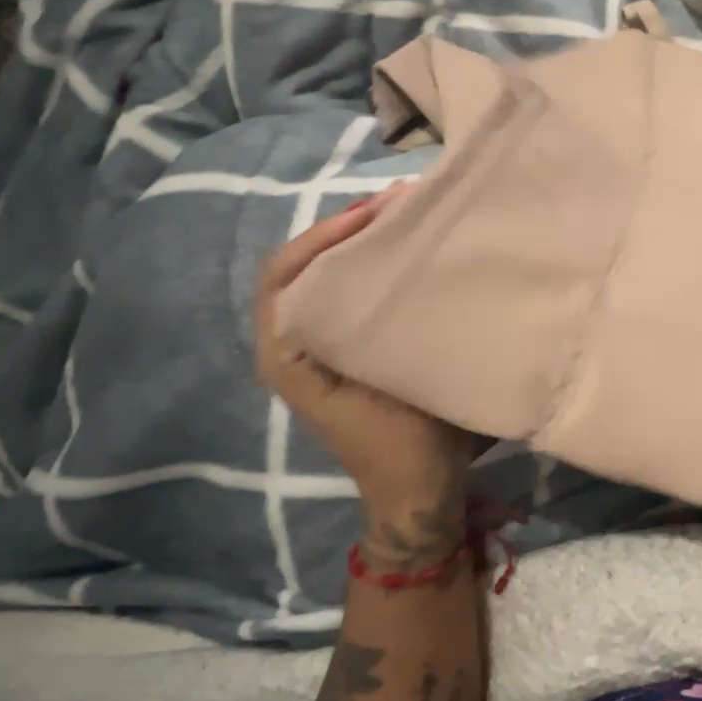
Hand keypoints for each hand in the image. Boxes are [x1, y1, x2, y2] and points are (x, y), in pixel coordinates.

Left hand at [254, 182, 487, 541]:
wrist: (416, 494)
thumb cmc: (403, 442)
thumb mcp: (388, 381)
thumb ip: (378, 323)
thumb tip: (393, 254)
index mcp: (286, 353)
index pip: (284, 271)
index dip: (325, 234)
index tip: (377, 212)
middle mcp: (291, 345)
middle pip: (304, 267)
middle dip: (345, 231)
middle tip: (397, 206)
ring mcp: (318, 350)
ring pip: (326, 278)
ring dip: (359, 248)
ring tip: (404, 222)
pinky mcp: (344, 353)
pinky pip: (348, 296)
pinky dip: (371, 271)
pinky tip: (406, 260)